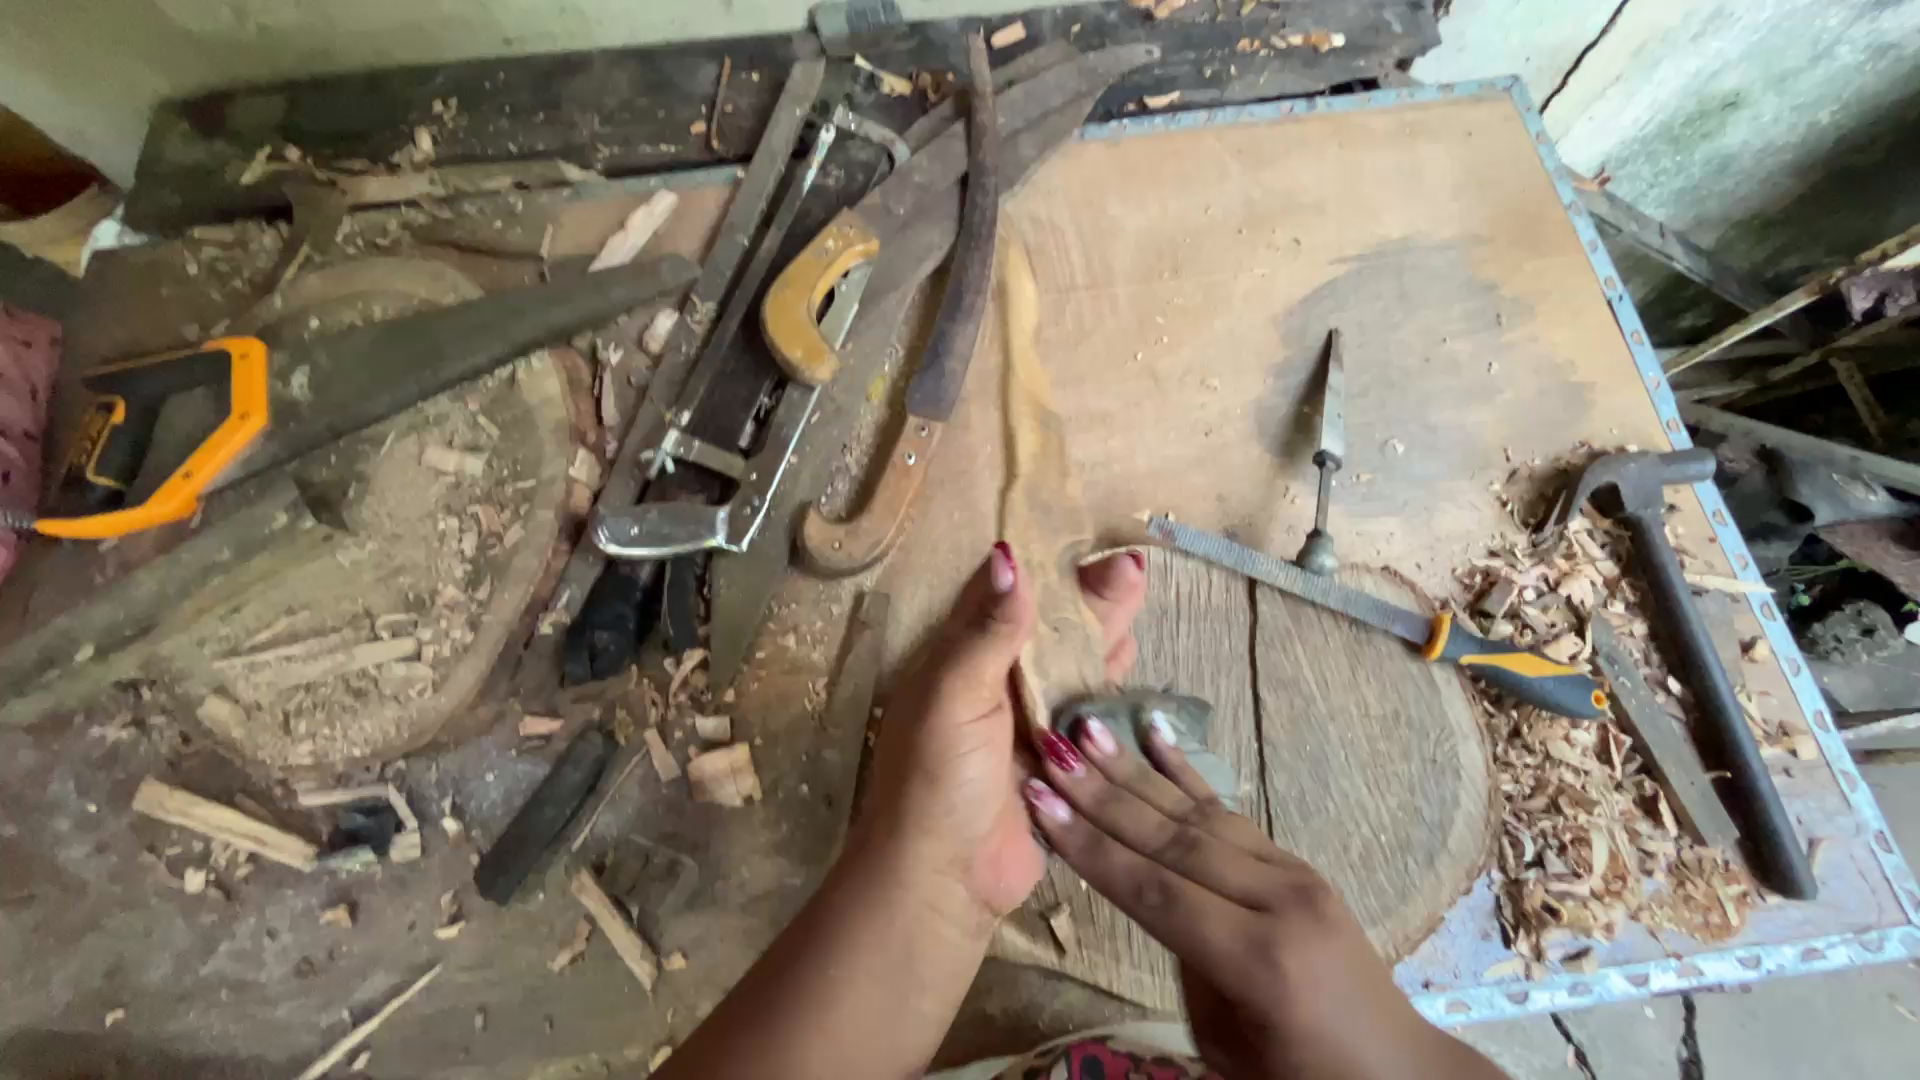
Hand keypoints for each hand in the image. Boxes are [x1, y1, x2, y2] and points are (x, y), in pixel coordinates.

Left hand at [855, 543, 1148, 924]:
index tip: (1078, 535)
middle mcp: (993, 681)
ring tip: (1137, 592)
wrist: (944, 878)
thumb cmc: (938, 780)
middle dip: (1085, 596)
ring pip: (1070, 664)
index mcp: (960, 659)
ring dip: (1101, 632)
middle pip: (1045, 627)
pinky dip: (1107, 684)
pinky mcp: (1052, 757)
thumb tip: (1007, 554)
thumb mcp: (955, 697)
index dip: (1036, 564)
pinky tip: (1131, 660)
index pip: (1001, 595)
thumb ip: (987, 631)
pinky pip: (1085, 710)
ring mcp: (1024, 720)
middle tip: (1130, 564)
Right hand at [1024, 722, 1508, 1079]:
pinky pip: (1227, 810)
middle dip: (1100, 794)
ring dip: (1133, 769)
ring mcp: (1291, 871)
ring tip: (1088, 729)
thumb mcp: (1225, 1044)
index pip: (1154, 890)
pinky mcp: (1293, 859)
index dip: (1091, 845)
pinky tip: (1156, 734)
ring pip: (1194, 813)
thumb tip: (1143, 889)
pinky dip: (1184, 771)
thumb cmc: (1299, 1076)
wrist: (1394, 1070)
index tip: (1038, 799)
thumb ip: (1182, 960)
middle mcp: (1275, 900)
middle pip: (1170, 838)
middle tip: (1050, 750)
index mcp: (1256, 960)